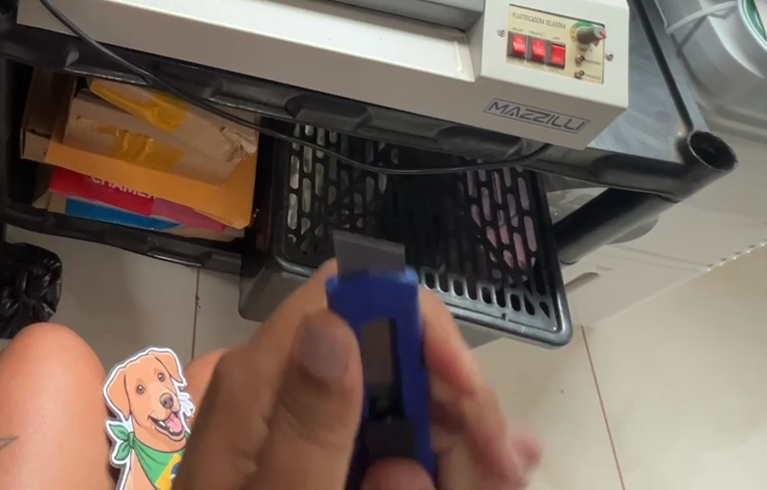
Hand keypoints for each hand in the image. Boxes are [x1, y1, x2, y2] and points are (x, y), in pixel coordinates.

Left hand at [177, 262, 538, 489]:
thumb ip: (308, 427)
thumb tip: (336, 324)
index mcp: (262, 377)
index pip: (342, 295)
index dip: (415, 326)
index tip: (468, 400)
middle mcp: (281, 381)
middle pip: (386, 348)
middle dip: (453, 402)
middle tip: (504, 476)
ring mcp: (302, 419)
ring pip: (399, 398)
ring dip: (459, 440)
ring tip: (503, 480)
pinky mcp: (320, 456)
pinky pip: (391, 439)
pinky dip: (440, 457)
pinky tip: (483, 478)